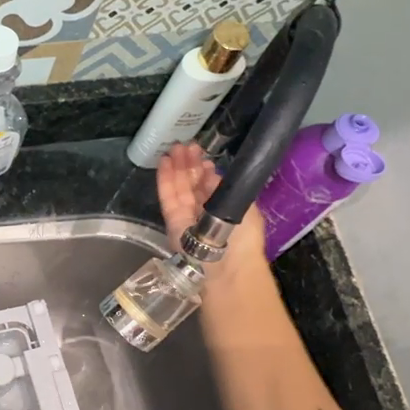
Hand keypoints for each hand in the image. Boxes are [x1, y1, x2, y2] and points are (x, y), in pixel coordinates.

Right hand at [155, 142, 268, 287]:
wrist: (226, 264)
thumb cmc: (243, 237)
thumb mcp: (244, 207)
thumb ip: (228, 190)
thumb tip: (212, 174)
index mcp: (224, 210)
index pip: (211, 186)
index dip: (206, 169)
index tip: (204, 155)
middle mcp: (203, 213)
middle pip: (193, 184)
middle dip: (190, 164)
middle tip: (187, 145)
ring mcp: (186, 217)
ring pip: (179, 187)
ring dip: (177, 167)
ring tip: (175, 147)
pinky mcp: (172, 221)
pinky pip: (168, 196)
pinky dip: (166, 178)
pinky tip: (165, 162)